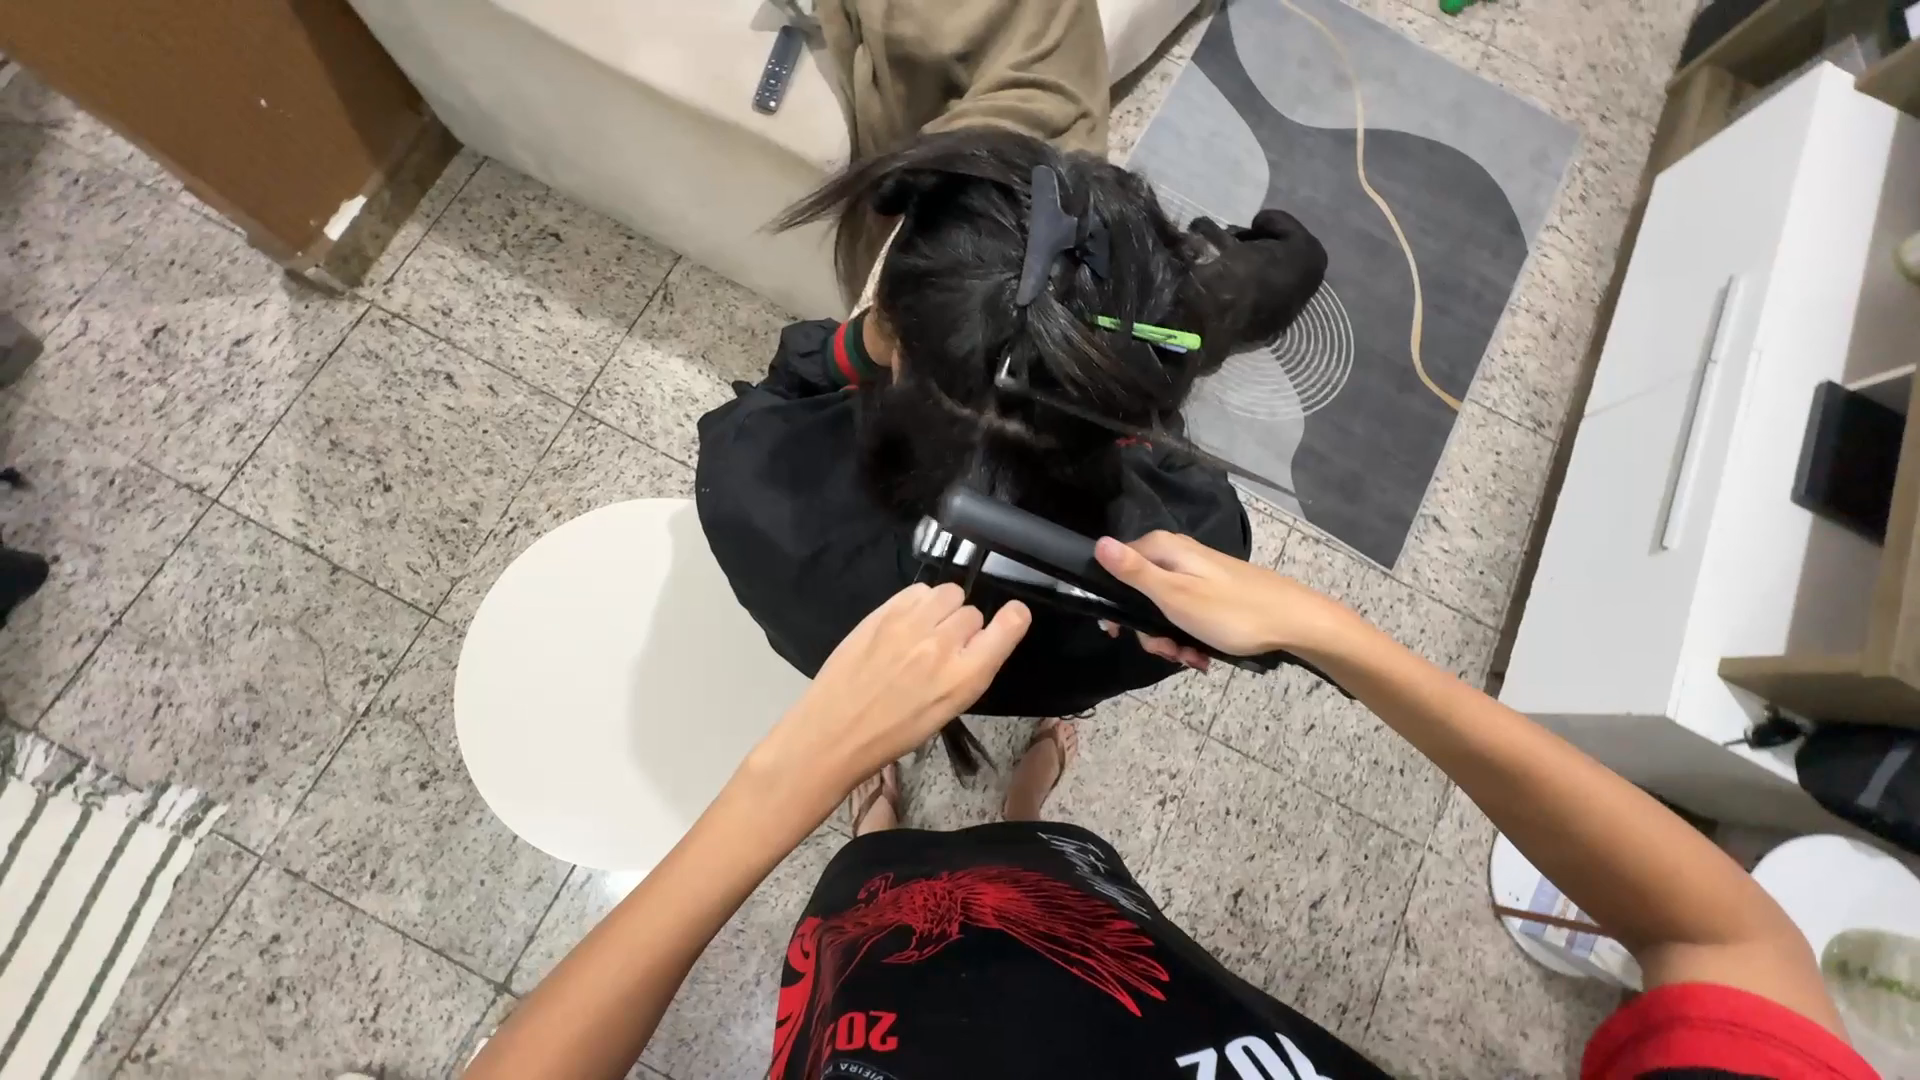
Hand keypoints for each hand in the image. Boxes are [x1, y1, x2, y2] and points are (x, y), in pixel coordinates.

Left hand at [743, 583, 1029, 806]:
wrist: (836, 730)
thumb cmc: (894, 732)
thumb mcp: (948, 710)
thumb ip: (969, 670)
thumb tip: (979, 639)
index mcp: (965, 678)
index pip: (1008, 626)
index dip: (1013, 618)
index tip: (1010, 618)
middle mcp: (942, 645)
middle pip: (973, 611)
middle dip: (964, 627)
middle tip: (944, 648)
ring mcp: (911, 624)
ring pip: (948, 593)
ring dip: (944, 608)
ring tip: (925, 630)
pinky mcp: (884, 612)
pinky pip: (918, 590)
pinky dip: (919, 602)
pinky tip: (906, 623)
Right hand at [1094, 531, 1347, 659]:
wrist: (1295, 622)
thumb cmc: (1230, 612)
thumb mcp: (1174, 596)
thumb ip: (1134, 571)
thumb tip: (1098, 543)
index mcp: (1163, 548)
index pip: (1115, 565)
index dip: (1113, 600)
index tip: (1120, 632)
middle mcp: (1177, 554)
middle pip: (1139, 591)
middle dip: (1149, 628)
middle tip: (1167, 651)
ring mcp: (1197, 572)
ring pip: (1163, 607)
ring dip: (1170, 638)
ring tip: (1190, 658)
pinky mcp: (1212, 590)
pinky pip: (1186, 613)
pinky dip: (1189, 635)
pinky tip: (1202, 655)